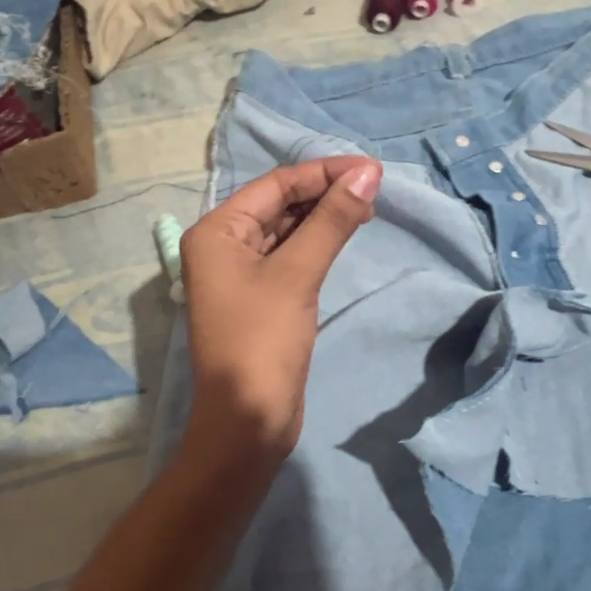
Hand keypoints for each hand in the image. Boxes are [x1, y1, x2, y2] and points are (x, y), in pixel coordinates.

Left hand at [179, 156, 381, 463]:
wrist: (248, 421)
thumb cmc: (263, 341)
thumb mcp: (298, 274)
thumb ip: (331, 221)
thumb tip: (367, 173)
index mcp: (216, 232)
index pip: (274, 185)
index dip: (323, 172)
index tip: (371, 169)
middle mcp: (221, 246)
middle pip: (278, 204)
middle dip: (324, 193)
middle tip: (374, 188)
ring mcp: (239, 274)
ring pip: (285, 230)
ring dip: (323, 218)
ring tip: (368, 208)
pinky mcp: (259, 298)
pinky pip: (288, 257)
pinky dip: (316, 244)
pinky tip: (344, 236)